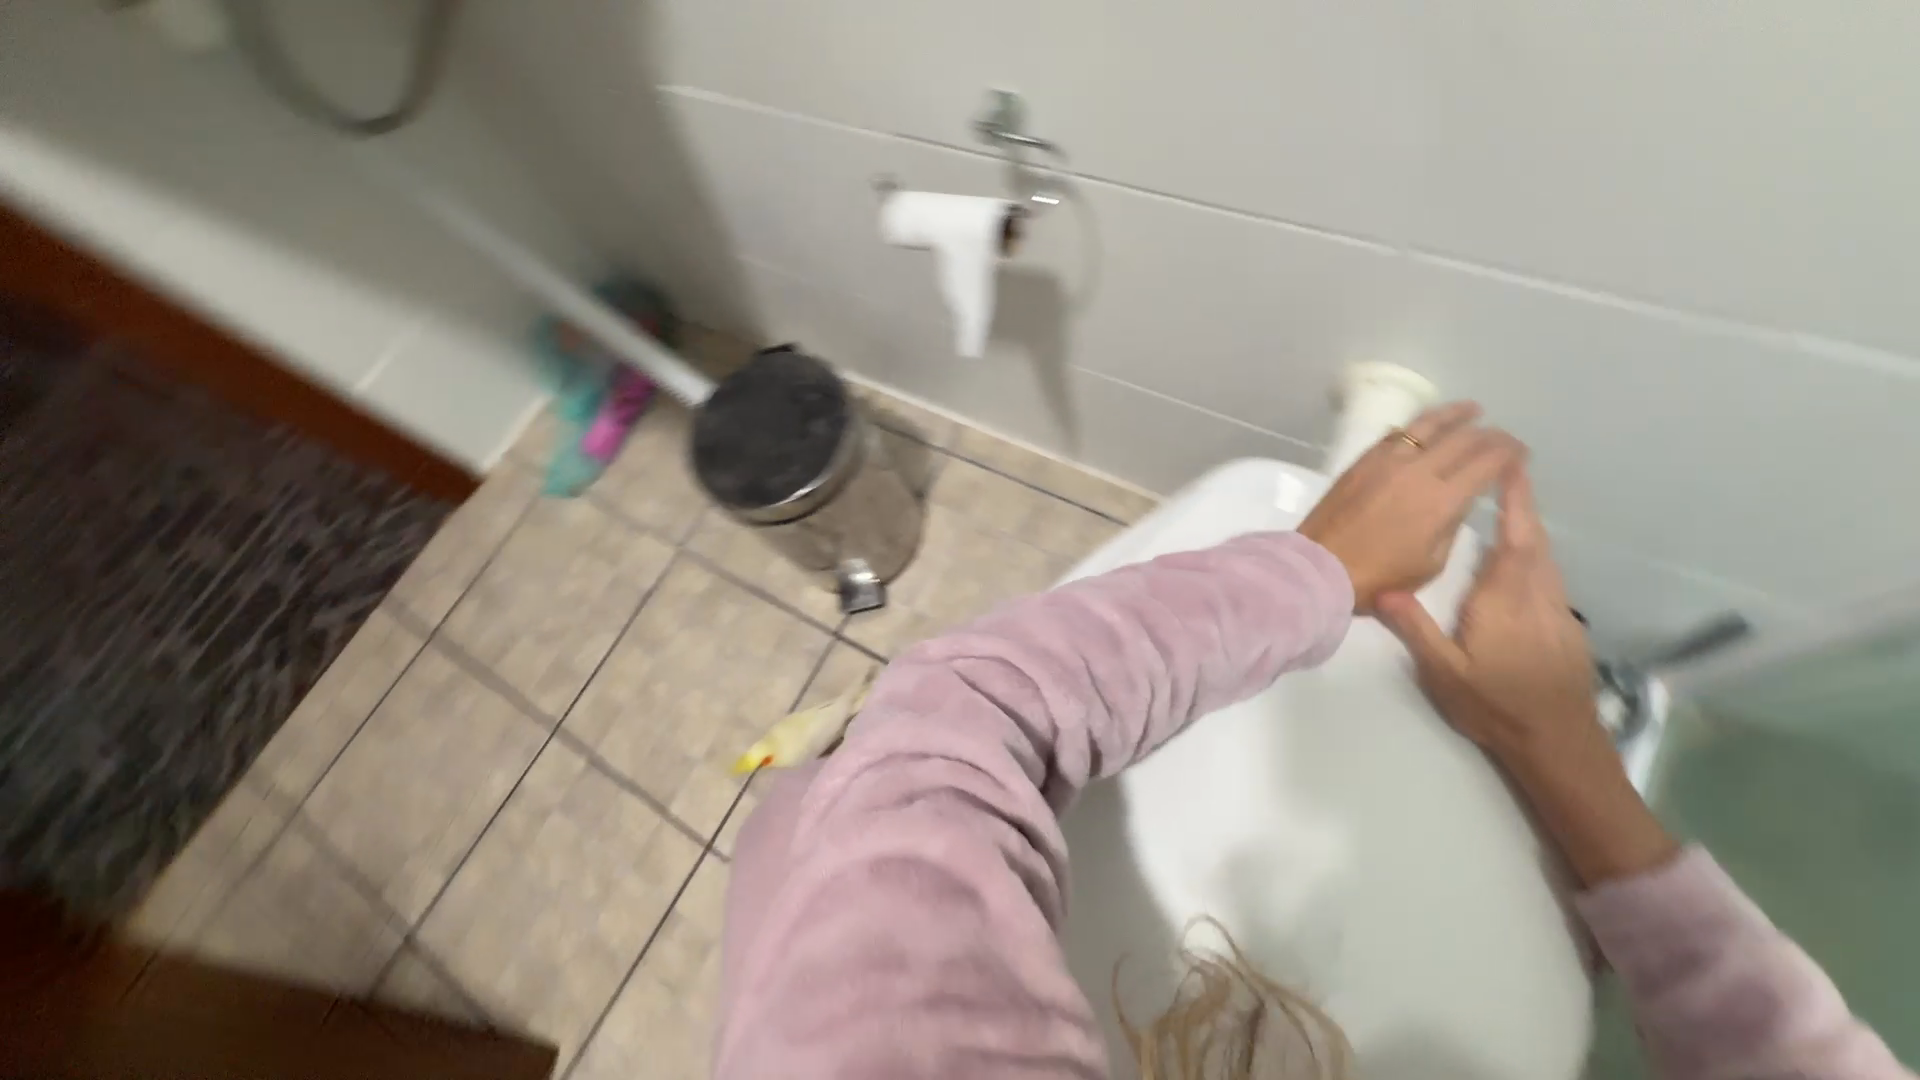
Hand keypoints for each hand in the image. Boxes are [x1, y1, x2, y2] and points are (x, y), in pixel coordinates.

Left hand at [1298, 402, 1522, 611]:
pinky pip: (1394, 434)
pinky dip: (1416, 427)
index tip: (1521, 453)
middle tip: (1503, 437)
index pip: (1488, 462)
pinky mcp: (1360, 462)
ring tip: (1472, 409)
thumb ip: (1451, 526)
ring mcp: (1385, 462)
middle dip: (1491, 434)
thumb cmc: (1379, 577)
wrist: (1319, 568)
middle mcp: (1417, 471)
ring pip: (1426, 425)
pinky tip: (1424, 428)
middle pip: (1463, 439)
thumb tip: (1459, 500)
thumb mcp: (1432, 562)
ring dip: (1454, 414)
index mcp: (1442, 499)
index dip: (1510, 454)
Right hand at [1376, 467, 1677, 886]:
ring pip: (1548, 559)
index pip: (1513, 540)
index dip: (1514, 501)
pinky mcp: (1567, 629)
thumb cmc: (1495, 706)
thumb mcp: (1443, 673)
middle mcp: (1537, 598)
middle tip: (1507, 472)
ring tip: (1511, 508)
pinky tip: (1523, 563)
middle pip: (1535, 541)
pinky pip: (1551, 578)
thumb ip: (1417, 629)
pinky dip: (1537, 556)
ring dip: (1531, 529)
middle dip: (1522, 505)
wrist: (1558, 744)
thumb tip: (1386, 588)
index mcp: (1503, 602)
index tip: (1511, 466)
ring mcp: (1558, 613)